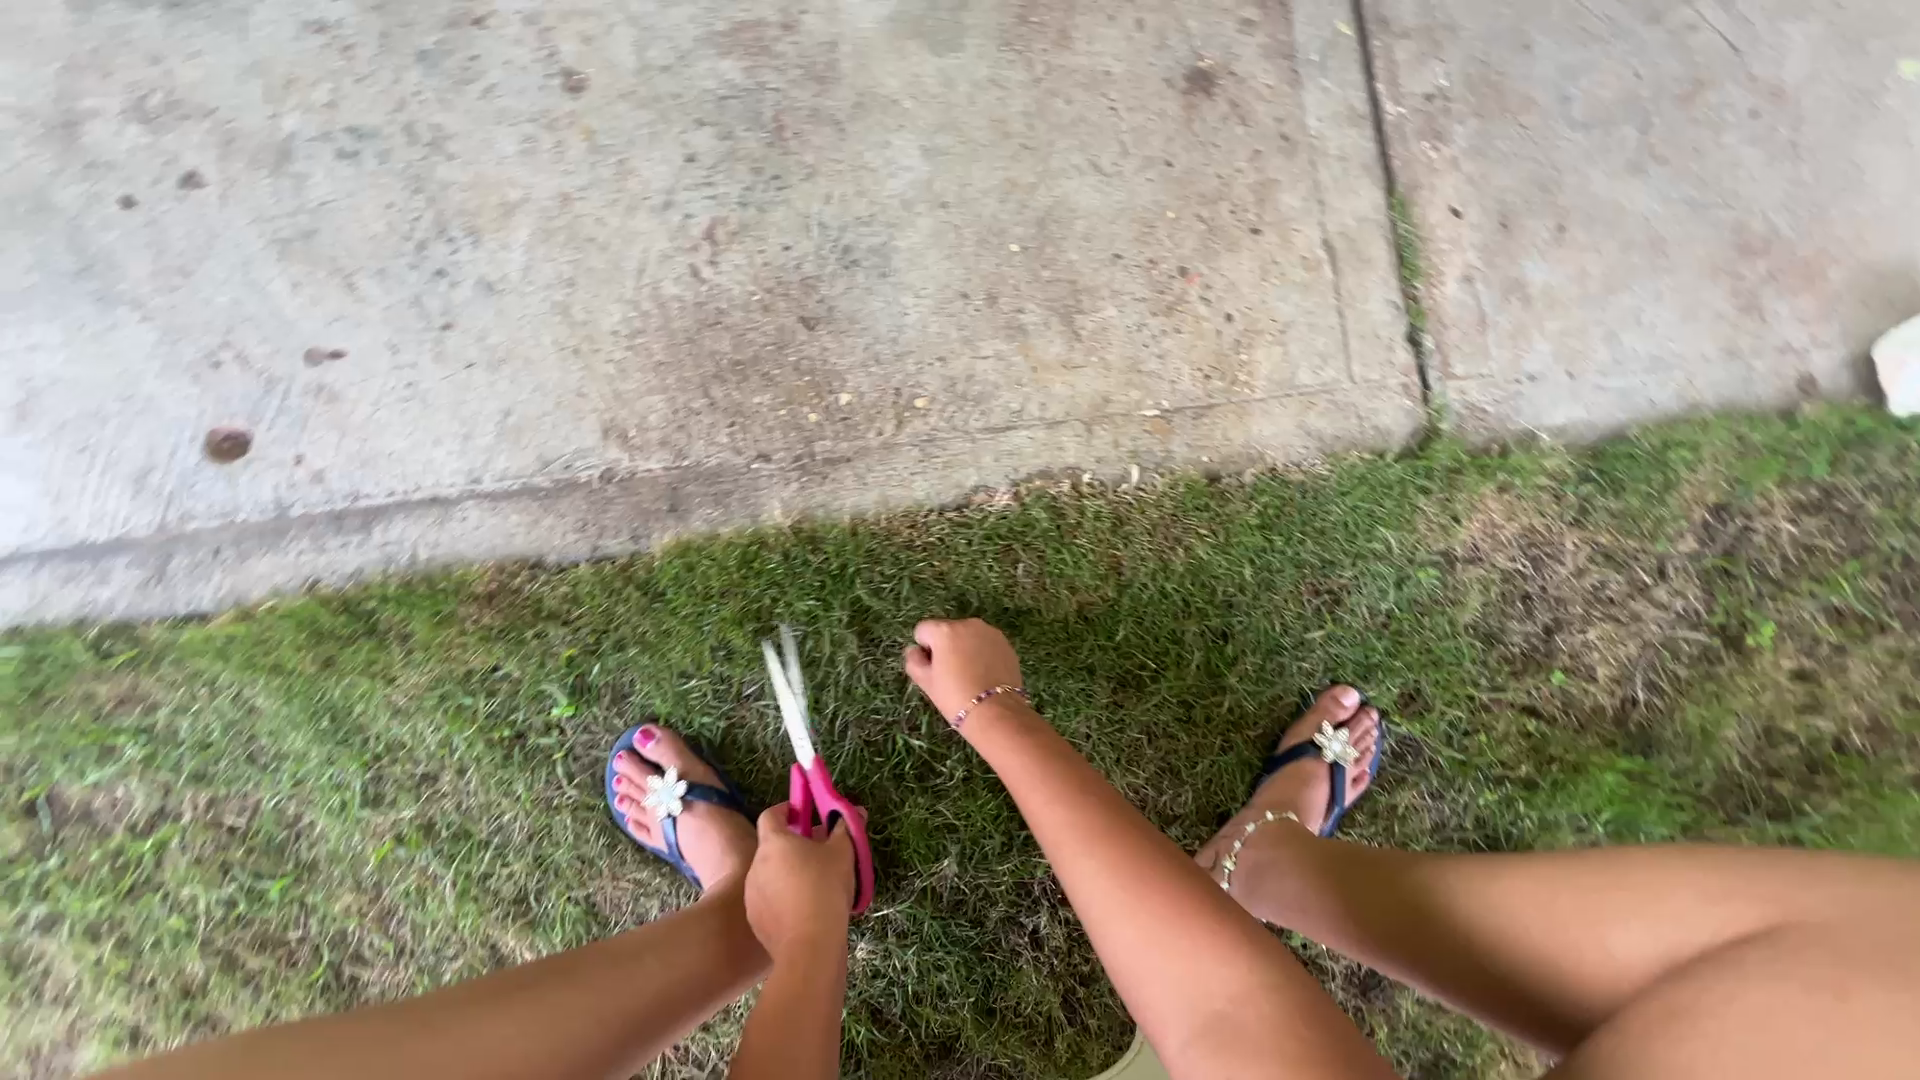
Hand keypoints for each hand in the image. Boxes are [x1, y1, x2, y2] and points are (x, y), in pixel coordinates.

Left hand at [744, 803, 854, 962]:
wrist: (810, 945)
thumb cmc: (826, 888)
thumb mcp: (843, 853)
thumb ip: (845, 828)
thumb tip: (855, 812)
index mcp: (774, 842)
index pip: (771, 815)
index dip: (786, 811)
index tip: (804, 815)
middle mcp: (756, 865)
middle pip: (772, 846)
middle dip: (793, 846)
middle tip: (818, 853)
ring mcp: (751, 894)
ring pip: (770, 875)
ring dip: (787, 874)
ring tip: (813, 885)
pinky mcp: (754, 920)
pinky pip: (768, 900)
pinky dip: (782, 899)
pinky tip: (803, 910)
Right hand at [902, 618, 1025, 719]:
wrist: (995, 712)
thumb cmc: (955, 696)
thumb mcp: (925, 682)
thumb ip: (913, 660)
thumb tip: (915, 650)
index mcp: (945, 630)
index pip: (923, 630)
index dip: (924, 649)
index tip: (933, 668)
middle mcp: (968, 624)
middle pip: (947, 631)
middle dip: (945, 647)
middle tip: (951, 674)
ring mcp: (990, 632)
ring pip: (968, 636)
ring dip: (964, 649)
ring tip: (970, 675)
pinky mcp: (1006, 644)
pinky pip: (986, 643)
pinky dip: (982, 654)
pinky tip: (985, 675)